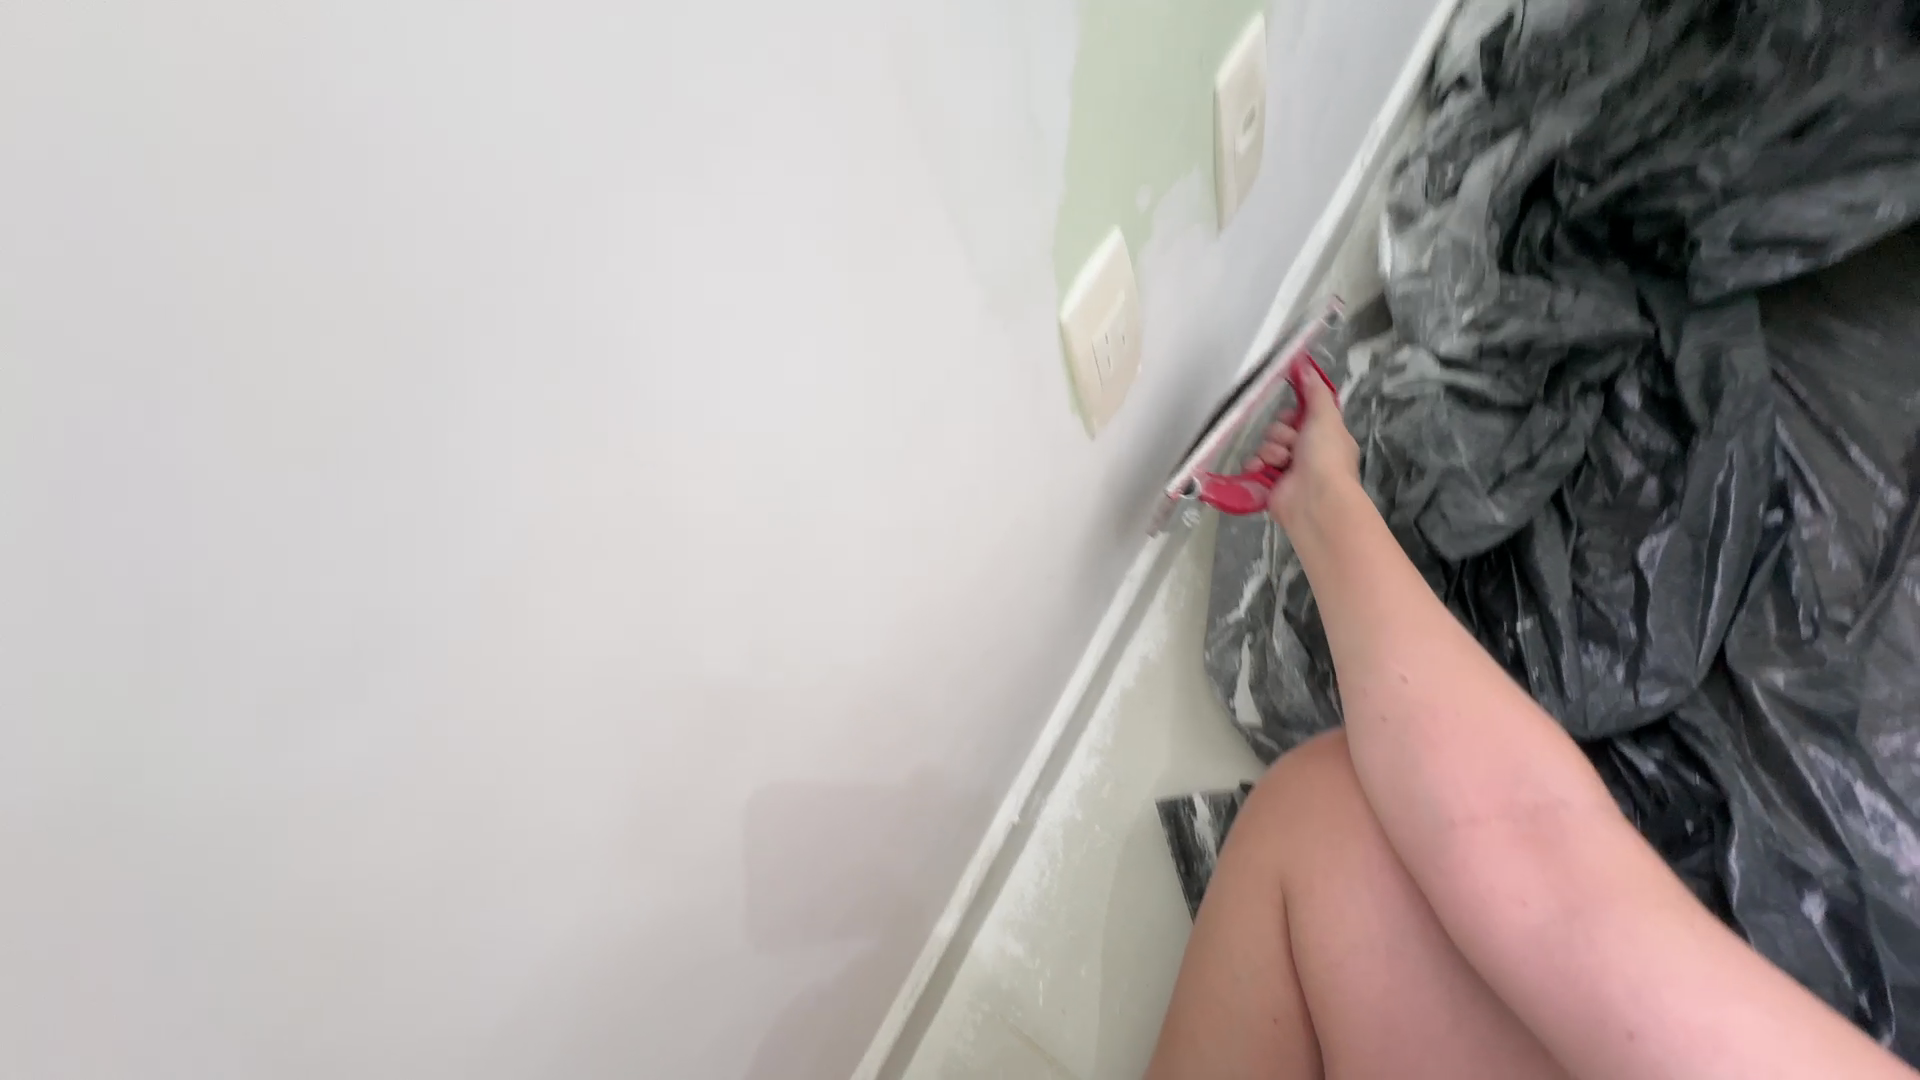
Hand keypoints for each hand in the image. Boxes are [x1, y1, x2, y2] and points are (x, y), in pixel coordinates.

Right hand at [1251, 372, 1360, 531]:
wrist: (1315, 499)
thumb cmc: (1326, 456)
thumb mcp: (1326, 417)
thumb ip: (1314, 391)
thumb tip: (1305, 365)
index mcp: (1323, 436)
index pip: (1297, 416)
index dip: (1292, 415)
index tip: (1294, 418)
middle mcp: (1305, 452)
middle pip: (1278, 430)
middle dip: (1281, 435)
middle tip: (1292, 445)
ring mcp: (1286, 469)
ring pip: (1265, 447)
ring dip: (1270, 451)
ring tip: (1281, 463)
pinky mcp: (1268, 484)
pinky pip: (1253, 465)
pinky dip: (1256, 466)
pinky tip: (1263, 470)